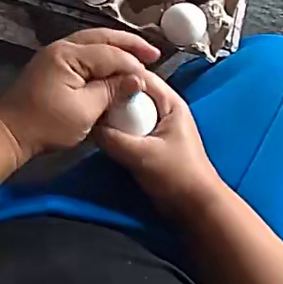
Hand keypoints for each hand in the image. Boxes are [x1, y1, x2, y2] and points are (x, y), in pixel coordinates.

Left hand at [0, 29, 158, 162]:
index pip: (110, 53)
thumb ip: (112, 91)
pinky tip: (115, 64)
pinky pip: (84, 52)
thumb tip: (138, 80)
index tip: (149, 78)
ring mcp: (55, 54)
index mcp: (68, 55)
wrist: (9, 133)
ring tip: (139, 56)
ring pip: (93, 42)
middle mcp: (61, 48)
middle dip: (129, 45)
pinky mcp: (52, 65)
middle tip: (153, 53)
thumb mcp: (85, 111)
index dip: (132, 65)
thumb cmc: (45, 125)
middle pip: (102, 37)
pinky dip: (103, 55)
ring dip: (117, 47)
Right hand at [94, 69, 226, 211]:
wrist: (194, 209)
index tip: (92, 78)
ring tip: (90, 116)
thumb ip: (114, 139)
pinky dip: (117, 131)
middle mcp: (164, 109)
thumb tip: (89, 125)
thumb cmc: (177, 177)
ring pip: (128, 112)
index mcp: (171, 103)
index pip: (141, 76)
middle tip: (87, 99)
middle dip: (111, 96)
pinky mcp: (150, 143)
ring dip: (113, 116)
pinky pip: (129, 129)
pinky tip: (101, 136)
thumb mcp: (142, 155)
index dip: (117, 74)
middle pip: (132, 93)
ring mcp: (157, 126)